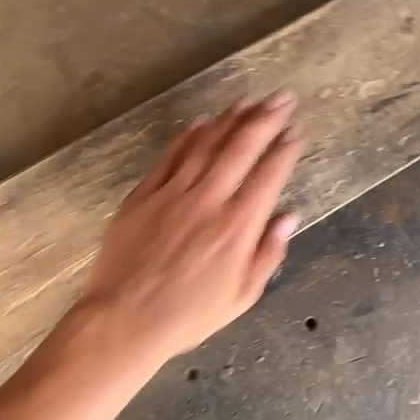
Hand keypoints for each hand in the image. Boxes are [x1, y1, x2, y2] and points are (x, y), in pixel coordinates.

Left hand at [77, 92, 304, 364]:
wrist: (123, 321)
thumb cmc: (187, 316)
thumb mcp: (241, 297)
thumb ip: (268, 253)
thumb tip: (289, 216)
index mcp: (237, 227)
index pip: (269, 175)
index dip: (285, 149)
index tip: (295, 132)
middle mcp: (209, 201)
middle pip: (241, 148)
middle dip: (265, 118)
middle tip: (282, 98)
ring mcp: (173, 193)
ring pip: (207, 144)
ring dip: (230, 119)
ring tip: (248, 100)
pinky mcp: (144, 194)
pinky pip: (170, 156)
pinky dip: (188, 136)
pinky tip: (202, 121)